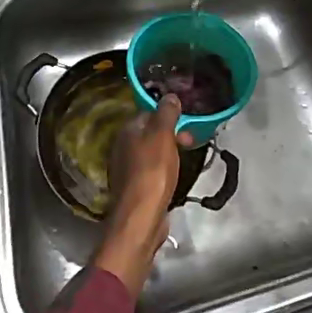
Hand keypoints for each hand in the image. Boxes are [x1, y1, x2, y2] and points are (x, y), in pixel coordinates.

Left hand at [94, 94, 185, 294]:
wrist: (141, 217)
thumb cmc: (152, 170)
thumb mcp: (162, 135)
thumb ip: (166, 113)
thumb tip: (170, 95)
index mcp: (126, 131)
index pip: (147, 113)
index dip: (167, 114)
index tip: (185, 120)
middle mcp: (122, 147)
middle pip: (149, 133)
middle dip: (170, 134)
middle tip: (189, 141)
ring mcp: (126, 169)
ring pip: (151, 152)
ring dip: (168, 151)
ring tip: (185, 158)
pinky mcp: (134, 188)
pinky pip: (151, 170)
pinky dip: (163, 169)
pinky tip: (173, 176)